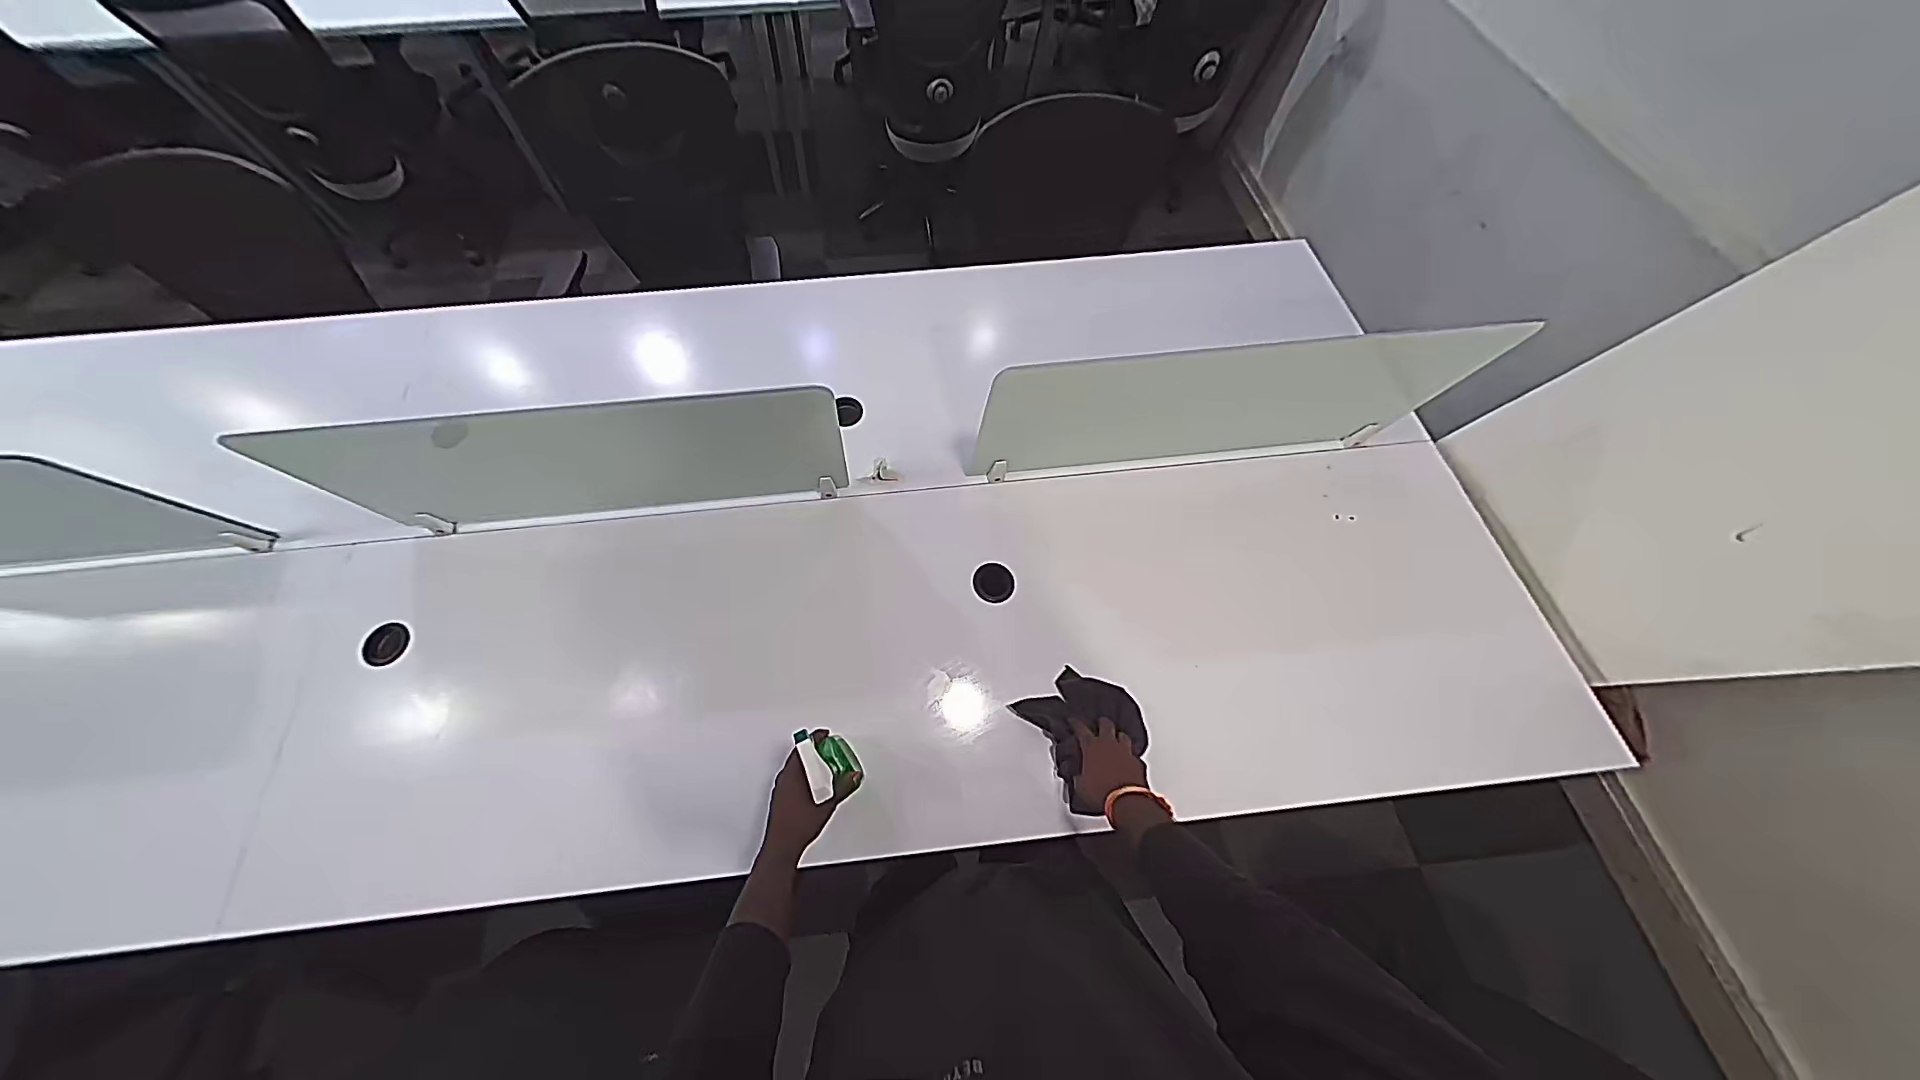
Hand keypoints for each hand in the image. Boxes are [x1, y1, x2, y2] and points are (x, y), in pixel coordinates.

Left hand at [758, 730, 861, 866]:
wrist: (781, 848)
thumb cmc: (799, 827)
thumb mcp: (827, 806)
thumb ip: (842, 788)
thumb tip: (852, 776)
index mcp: (793, 775)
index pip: (803, 747)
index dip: (815, 737)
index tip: (824, 734)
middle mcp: (784, 779)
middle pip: (798, 755)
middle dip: (813, 749)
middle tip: (826, 747)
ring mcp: (780, 788)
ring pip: (794, 766)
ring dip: (808, 761)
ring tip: (822, 764)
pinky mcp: (779, 797)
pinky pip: (791, 776)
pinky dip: (803, 772)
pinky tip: (813, 783)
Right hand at [1068, 716, 1146, 811]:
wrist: (1126, 801)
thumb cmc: (1102, 793)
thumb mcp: (1081, 786)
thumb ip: (1078, 776)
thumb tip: (1077, 777)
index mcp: (1091, 747)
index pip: (1080, 728)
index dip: (1075, 723)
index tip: (1073, 721)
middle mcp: (1109, 744)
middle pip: (1106, 724)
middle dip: (1101, 723)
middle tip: (1099, 723)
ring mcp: (1125, 751)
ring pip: (1122, 735)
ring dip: (1118, 736)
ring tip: (1115, 739)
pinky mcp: (1137, 762)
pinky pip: (1133, 753)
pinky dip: (1129, 754)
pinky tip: (1127, 758)